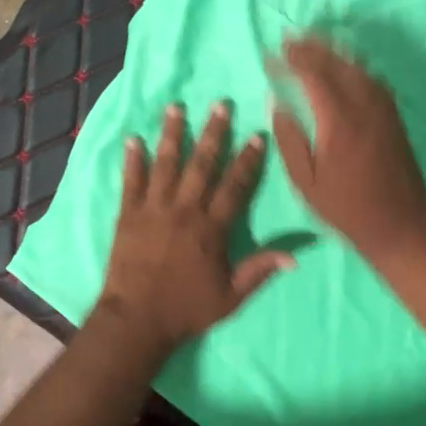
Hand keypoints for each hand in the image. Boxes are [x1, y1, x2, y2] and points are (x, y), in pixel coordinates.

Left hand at [95, 102, 294, 350]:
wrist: (137, 320)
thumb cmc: (186, 309)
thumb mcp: (231, 297)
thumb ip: (260, 270)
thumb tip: (296, 254)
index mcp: (211, 229)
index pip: (234, 187)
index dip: (247, 161)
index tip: (256, 135)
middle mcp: (184, 210)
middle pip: (201, 165)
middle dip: (212, 133)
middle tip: (220, 105)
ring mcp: (154, 209)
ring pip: (166, 164)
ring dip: (171, 134)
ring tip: (176, 107)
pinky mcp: (129, 214)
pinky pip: (131, 181)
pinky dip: (132, 160)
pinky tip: (133, 139)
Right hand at [271, 36, 425, 258]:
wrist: (401, 224)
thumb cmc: (346, 207)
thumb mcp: (306, 181)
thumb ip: (289, 140)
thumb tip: (277, 105)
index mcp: (337, 120)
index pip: (312, 76)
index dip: (292, 60)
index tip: (273, 53)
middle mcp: (363, 106)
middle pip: (336, 63)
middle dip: (312, 47)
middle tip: (290, 38)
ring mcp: (382, 109)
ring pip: (357, 66)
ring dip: (333, 51)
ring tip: (313, 42)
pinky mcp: (393, 115)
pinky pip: (372, 78)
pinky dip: (354, 65)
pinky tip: (344, 64)